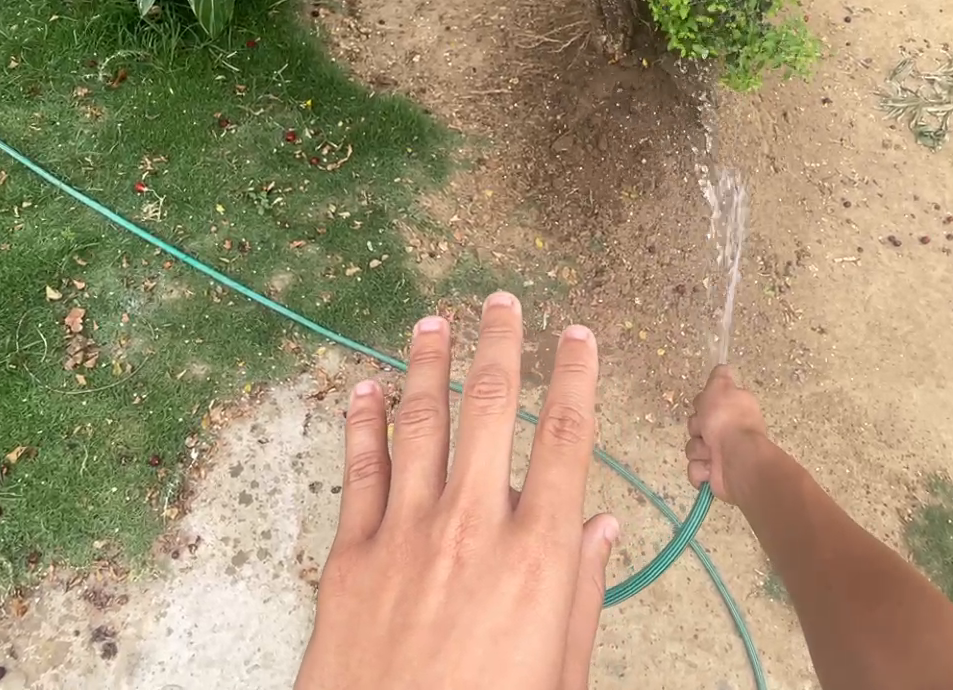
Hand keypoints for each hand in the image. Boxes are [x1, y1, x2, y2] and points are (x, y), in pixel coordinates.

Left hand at [296, 292, 618, 689]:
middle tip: (502, 301)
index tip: (578, 335)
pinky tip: (363, 387)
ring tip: (434, 320)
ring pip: (422, 422)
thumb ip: (581, 590)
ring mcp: (406, 533)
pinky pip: (358, 471)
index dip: (575, 376)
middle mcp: (472, 524)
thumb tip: (601, 521)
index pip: (565, 437)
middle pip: (493, 407)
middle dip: (500, 345)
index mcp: (535, 553)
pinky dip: (361, 423)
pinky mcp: (351, 555)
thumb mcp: (561, 673)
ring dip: (429, 364)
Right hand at [685, 365, 770, 503]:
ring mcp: (721, 455)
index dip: (702, 405)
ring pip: (692, 448)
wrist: (737, 459)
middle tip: (706, 431)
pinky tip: (710, 468)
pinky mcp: (714, 476)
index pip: (706, 405)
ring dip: (698, 450)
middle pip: (695, 426)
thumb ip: (720, 376)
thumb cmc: (727, 420)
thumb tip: (723, 367)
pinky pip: (694, 470)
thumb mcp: (721, 387)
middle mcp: (727, 431)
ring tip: (711, 453)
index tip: (705, 407)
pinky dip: (700, 470)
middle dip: (697, 428)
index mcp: (732, 410)